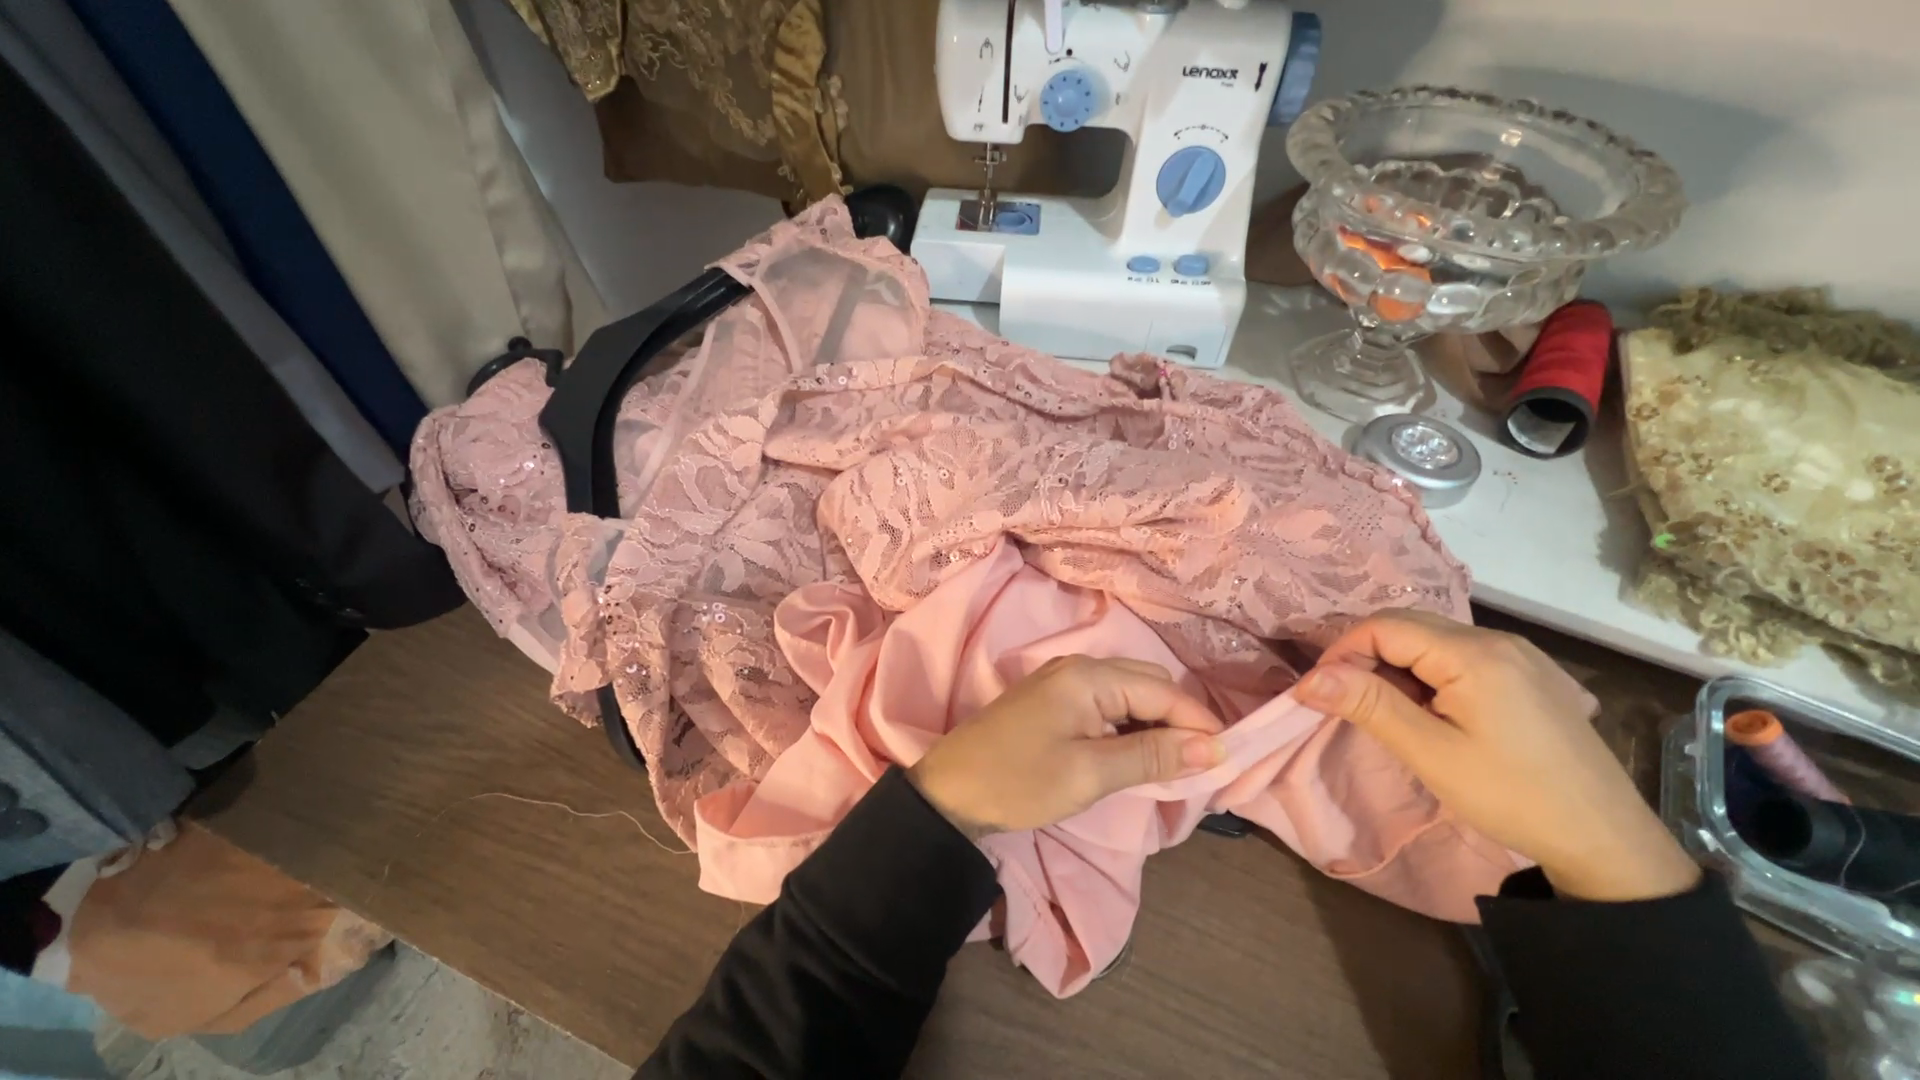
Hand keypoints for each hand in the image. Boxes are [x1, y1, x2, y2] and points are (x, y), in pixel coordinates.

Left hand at [908, 656, 1225, 837]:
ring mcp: (1063, 682)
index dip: (1198, 724)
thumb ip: (1153, 755)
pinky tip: (1135, 755)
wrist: (949, 793)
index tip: (1226, 762)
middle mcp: (1079, 667)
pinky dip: (1129, 725)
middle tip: (1196, 767)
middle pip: (1150, 683)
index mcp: (1089, 676)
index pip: (1163, 690)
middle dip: (1179, 720)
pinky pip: (1107, 703)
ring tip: (1171, 765)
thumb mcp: (1090, 773)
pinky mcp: (1054, 701)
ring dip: (1155, 723)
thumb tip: (1216, 748)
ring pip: (1130, 692)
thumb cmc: (1020, 782)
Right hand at [1295, 610, 1700, 902]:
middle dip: (1365, 658)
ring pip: (1432, 640)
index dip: (1342, 653)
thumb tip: (1309, 680)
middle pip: (1407, 626)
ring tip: (1388, 714)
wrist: (1604, 839)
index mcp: (1473, 653)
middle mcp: (1496, 639)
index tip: (1320, 694)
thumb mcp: (1431, 753)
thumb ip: (1369, 706)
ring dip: (1396, 667)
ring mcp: (1518, 654)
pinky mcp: (1529, 674)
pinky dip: (1427, 674)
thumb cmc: (1510, 796)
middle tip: (1347, 705)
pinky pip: (1460, 656)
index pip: (1383, 626)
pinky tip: (1430, 713)